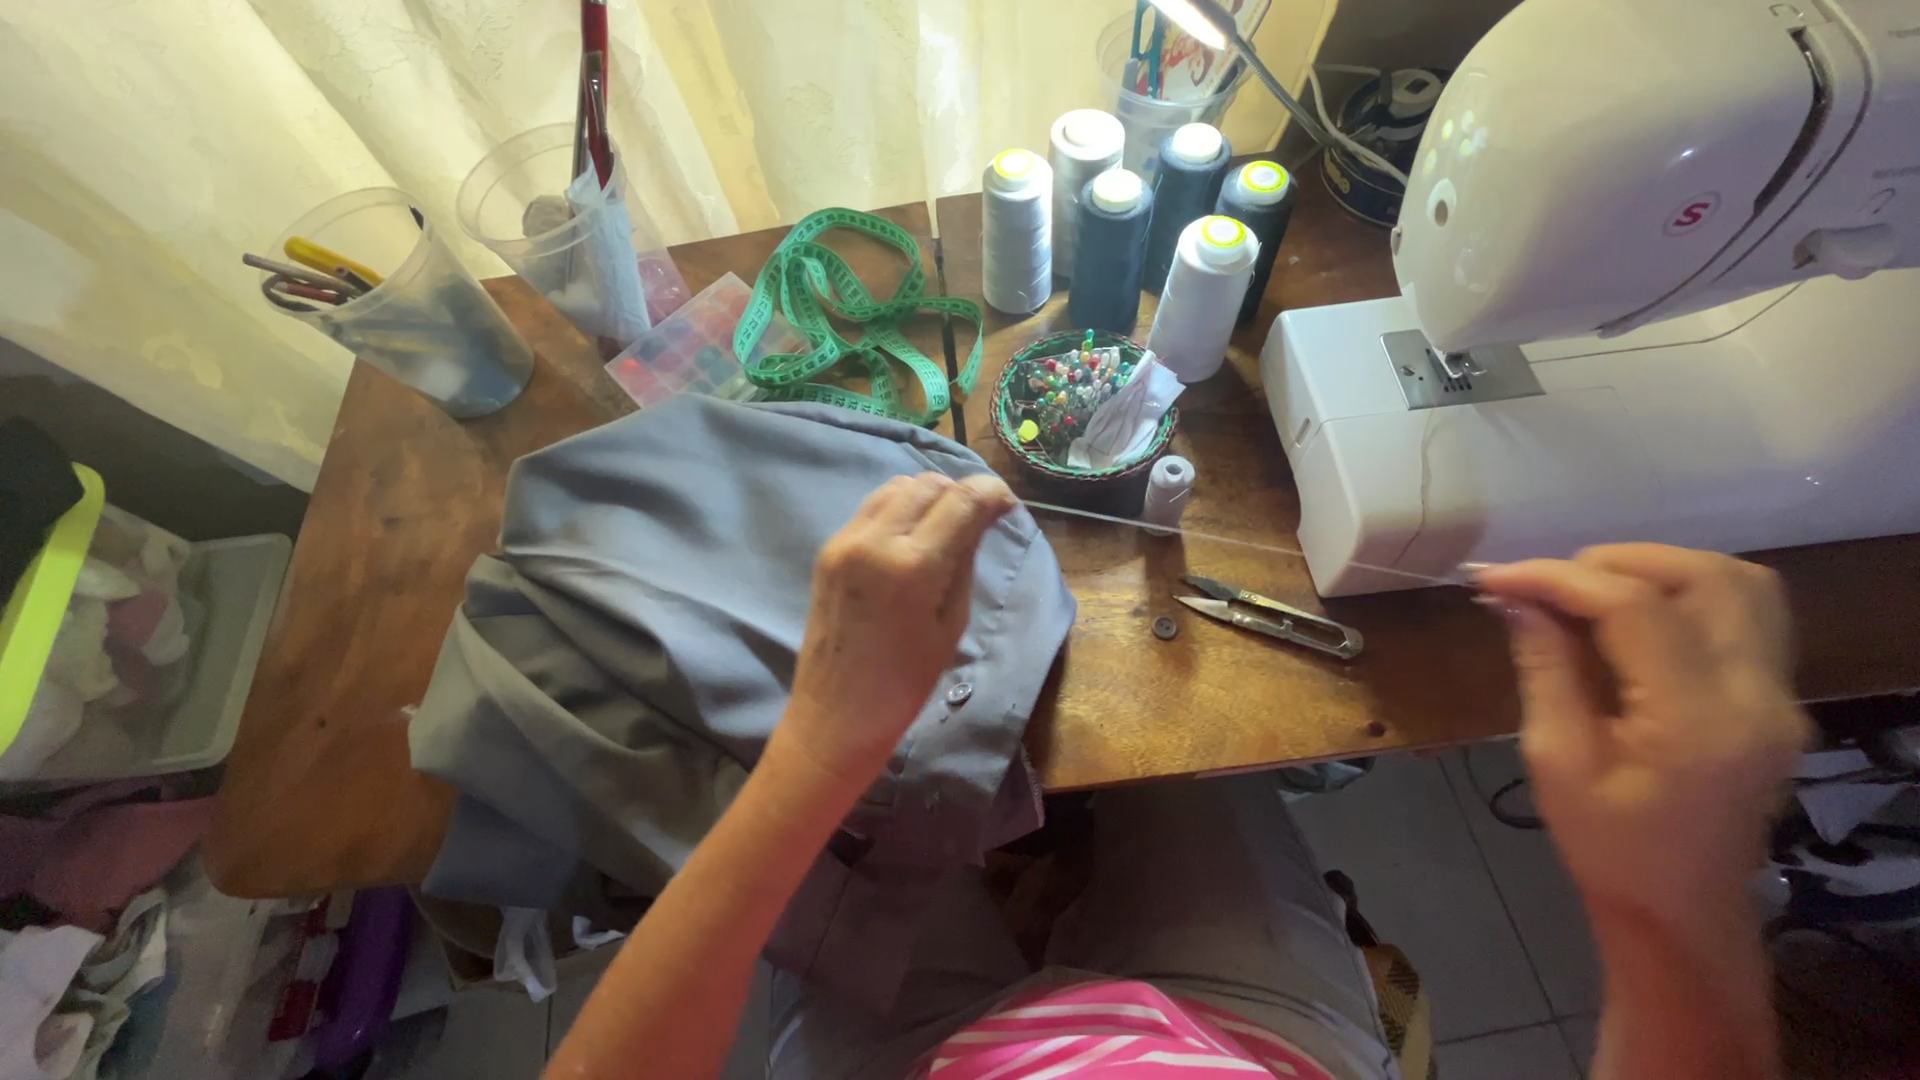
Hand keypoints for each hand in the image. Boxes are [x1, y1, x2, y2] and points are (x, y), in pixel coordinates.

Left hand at [779, 472, 1015, 789]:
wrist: (837, 713)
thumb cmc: (907, 682)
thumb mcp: (952, 623)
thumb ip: (965, 561)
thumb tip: (981, 518)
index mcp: (914, 566)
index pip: (963, 500)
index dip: (994, 494)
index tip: (1009, 507)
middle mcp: (875, 540)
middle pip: (930, 484)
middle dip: (961, 493)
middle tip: (978, 520)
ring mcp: (846, 540)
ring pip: (898, 486)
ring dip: (929, 496)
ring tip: (945, 526)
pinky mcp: (829, 548)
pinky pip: (873, 506)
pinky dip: (900, 508)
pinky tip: (912, 537)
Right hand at [1475, 545, 1810, 928]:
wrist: (1679, 904)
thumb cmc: (1603, 841)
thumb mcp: (1553, 754)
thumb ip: (1544, 666)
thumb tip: (1515, 599)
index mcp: (1697, 720)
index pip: (1635, 609)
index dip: (1556, 578)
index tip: (1492, 578)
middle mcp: (1757, 696)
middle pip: (1707, 578)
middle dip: (1612, 562)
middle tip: (1543, 583)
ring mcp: (1778, 695)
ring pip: (1738, 584)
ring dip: (1653, 569)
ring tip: (1581, 590)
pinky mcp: (1773, 696)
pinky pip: (1743, 612)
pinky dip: (1679, 591)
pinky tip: (1623, 612)